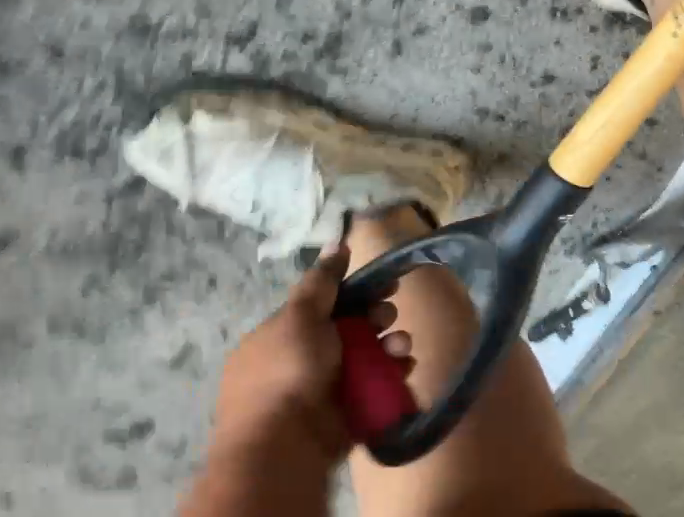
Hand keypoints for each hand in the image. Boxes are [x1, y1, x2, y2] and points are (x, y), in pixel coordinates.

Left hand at [208, 242, 411, 469]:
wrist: (285, 442)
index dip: (357, 290)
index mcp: (280, 338)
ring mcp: (325, 386)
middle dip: (379, 316)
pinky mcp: (348, 407)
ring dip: (392, 343)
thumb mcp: (299, 317)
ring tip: (400, 348)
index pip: (325, 305)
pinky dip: (394, 370)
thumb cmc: (286, 372)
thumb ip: (320, 282)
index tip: (386, 283)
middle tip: (389, 316)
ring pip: (370, 352)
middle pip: (353, 326)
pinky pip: (379, 380)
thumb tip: (336, 242)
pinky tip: (402, 367)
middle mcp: (301, 360)